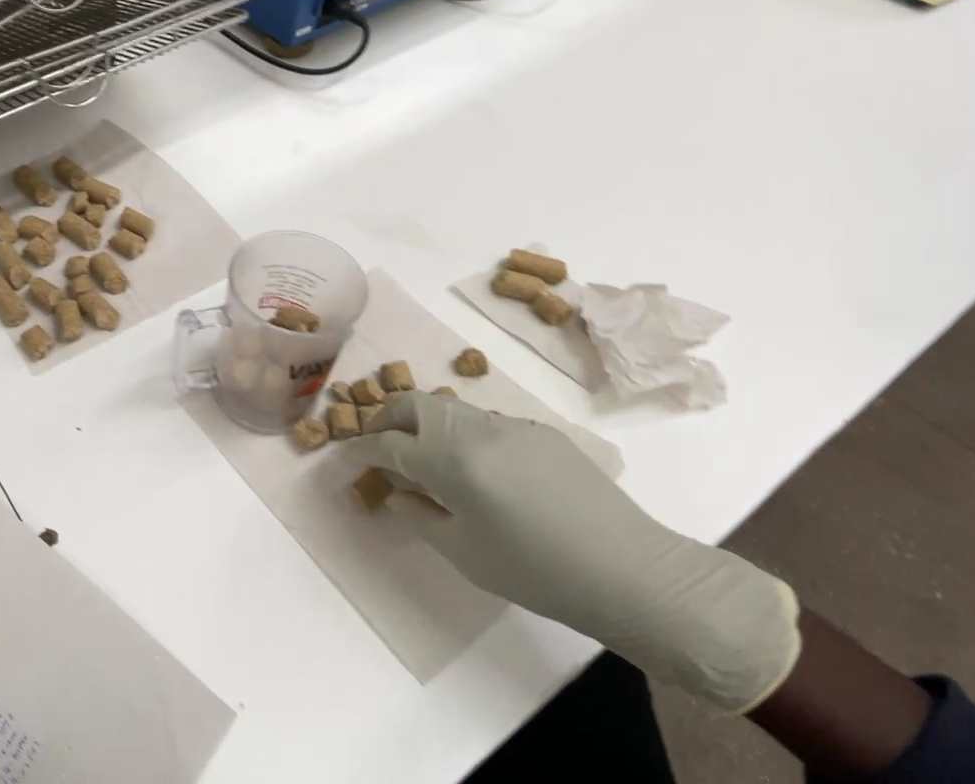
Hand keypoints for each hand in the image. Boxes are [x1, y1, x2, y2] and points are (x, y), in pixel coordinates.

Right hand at [344, 392, 800, 711]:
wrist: (626, 569)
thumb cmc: (533, 570)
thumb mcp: (462, 552)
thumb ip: (418, 516)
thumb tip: (395, 494)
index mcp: (449, 460)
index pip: (388, 444)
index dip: (361, 450)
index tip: (347, 458)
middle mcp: (475, 430)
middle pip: (415, 404)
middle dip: (388, 419)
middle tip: (381, 445)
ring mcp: (511, 426)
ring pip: (452, 410)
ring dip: (428, 426)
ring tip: (429, 460)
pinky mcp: (542, 432)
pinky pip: (487, 423)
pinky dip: (465, 435)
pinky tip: (480, 471)